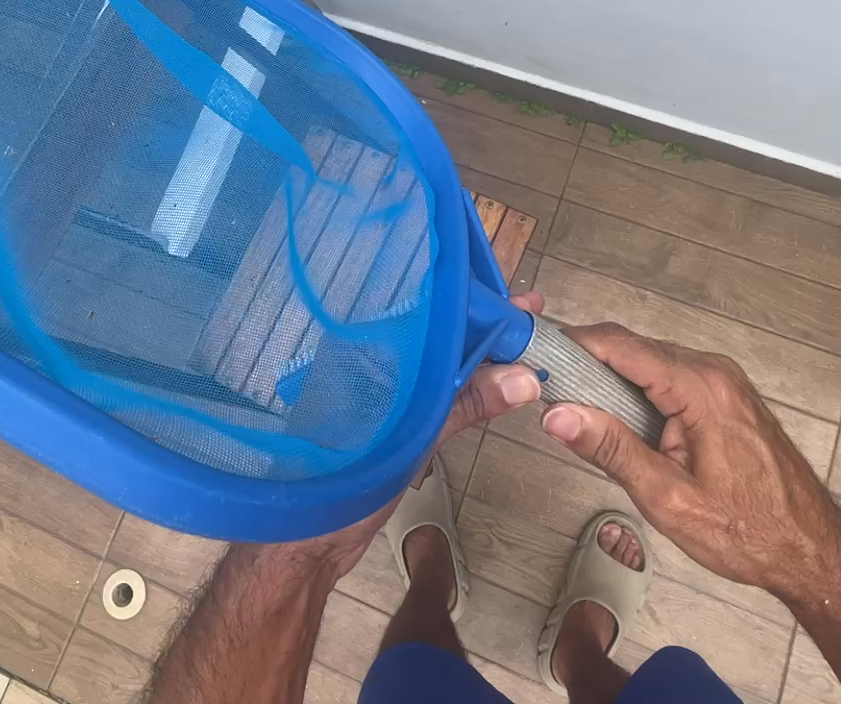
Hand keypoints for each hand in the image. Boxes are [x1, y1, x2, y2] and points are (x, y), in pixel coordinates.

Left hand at [291, 292, 545, 578]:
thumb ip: (465, 402)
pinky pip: (435, 387)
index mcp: (367, 350)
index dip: (474, 303)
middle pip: (440, 331)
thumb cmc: (342, 482)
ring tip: (522, 339)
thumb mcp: (413, 436)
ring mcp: (385, 391)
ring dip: (480, 351)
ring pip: (440, 360)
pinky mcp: (392, 417)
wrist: (309, 543)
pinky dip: (467, 380)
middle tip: (532, 312)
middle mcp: (374, 360)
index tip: (517, 298)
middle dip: (484, 321)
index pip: (431, 311)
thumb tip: (525, 378)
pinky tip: (494, 375)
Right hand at [539, 323, 840, 597]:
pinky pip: (668, 374)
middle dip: (587, 361)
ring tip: (576, 406)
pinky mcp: (724, 392)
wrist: (814, 552)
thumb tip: (556, 414)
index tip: (536, 354)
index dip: (573, 343)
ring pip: (649, 359)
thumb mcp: (667, 497)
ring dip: (611, 375)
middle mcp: (712, 370)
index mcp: (698, 387)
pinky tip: (619, 417)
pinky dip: (637, 386)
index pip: (620, 344)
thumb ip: (610, 449)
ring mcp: (722, 379)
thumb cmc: (745, 531)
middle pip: (633, 346)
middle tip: (548, 388)